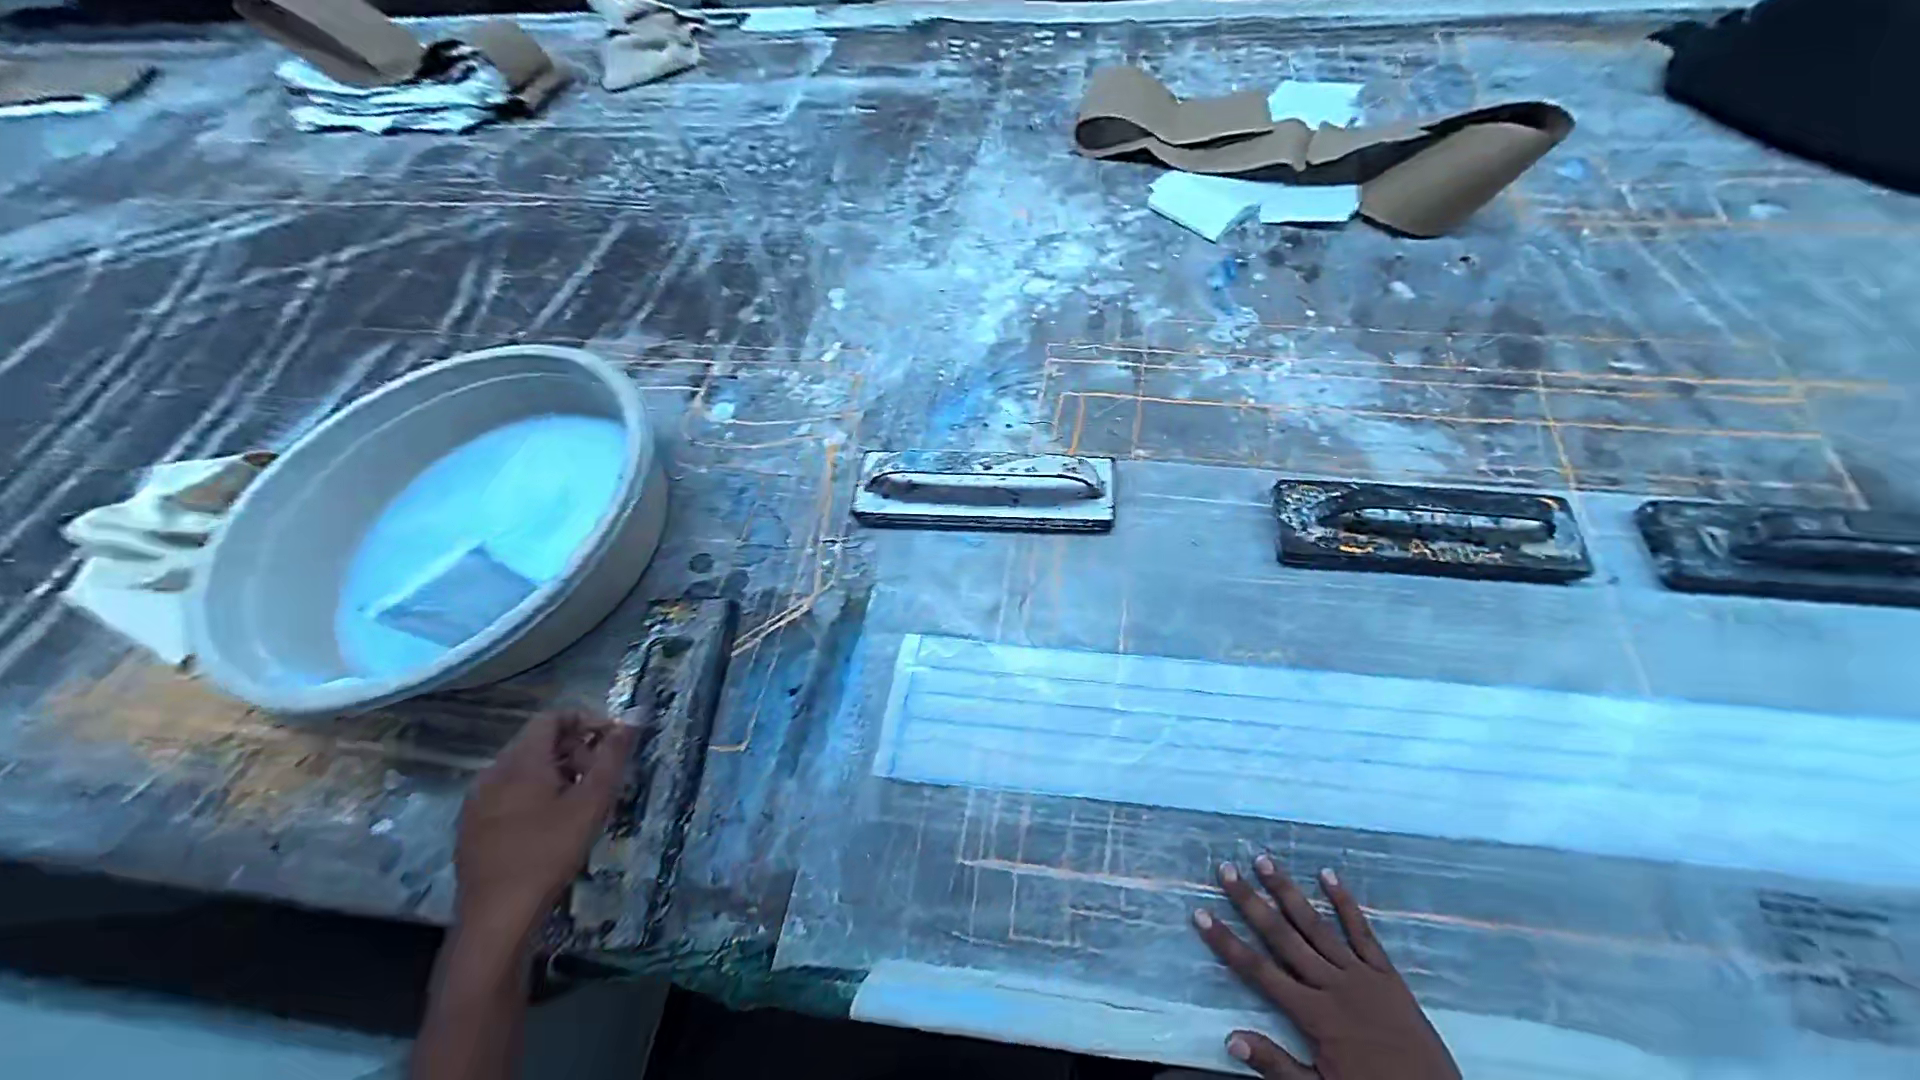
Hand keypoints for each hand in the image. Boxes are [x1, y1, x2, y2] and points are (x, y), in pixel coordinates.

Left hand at [454, 710, 635, 935]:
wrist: (497, 915)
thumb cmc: (550, 850)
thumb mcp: (592, 800)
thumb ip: (613, 755)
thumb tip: (635, 716)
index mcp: (520, 761)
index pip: (552, 717)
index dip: (586, 720)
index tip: (611, 743)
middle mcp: (492, 771)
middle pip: (538, 740)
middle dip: (575, 749)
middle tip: (601, 776)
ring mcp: (476, 799)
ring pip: (523, 767)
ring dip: (557, 771)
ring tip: (580, 801)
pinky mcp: (472, 824)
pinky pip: (508, 790)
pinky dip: (535, 791)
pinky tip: (551, 822)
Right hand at [1192, 856, 1459, 1079]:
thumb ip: (1277, 1065)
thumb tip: (1230, 1039)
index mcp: (1314, 1015)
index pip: (1258, 970)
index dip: (1226, 942)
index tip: (1200, 914)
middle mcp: (1334, 986)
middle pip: (1282, 936)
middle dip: (1250, 902)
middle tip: (1227, 870)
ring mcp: (1362, 975)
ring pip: (1316, 925)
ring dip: (1287, 891)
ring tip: (1264, 861)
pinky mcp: (1388, 975)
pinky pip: (1363, 933)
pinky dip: (1346, 903)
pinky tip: (1329, 875)